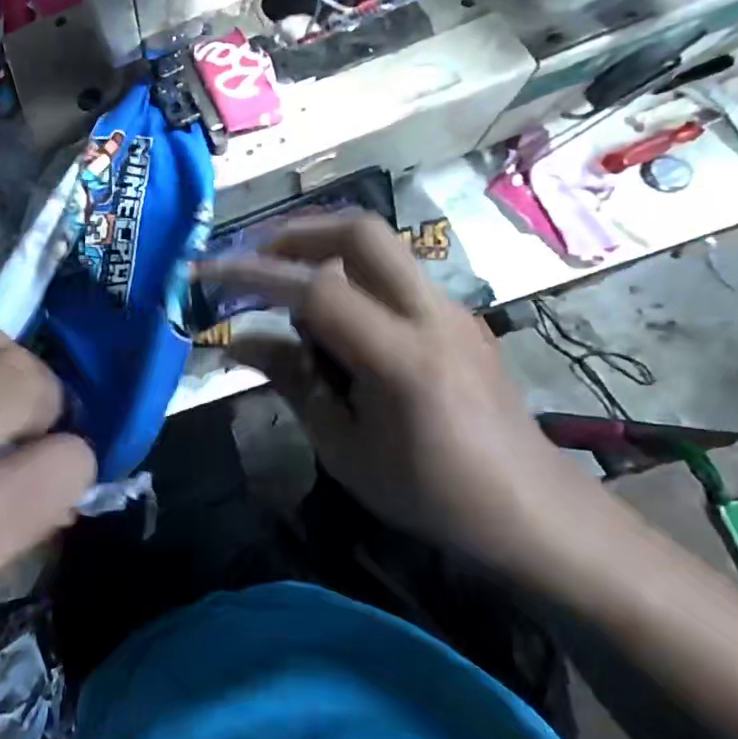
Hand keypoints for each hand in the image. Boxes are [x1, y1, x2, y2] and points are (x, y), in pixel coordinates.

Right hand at [200, 213, 596, 575]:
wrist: (530, 506)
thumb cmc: (432, 494)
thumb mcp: (346, 450)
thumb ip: (293, 382)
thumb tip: (238, 339)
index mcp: (402, 357)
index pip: (317, 288)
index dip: (255, 274)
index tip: (207, 272)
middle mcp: (431, 313)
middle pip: (360, 232)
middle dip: (296, 234)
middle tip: (253, 261)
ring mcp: (451, 307)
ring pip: (380, 245)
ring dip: (325, 249)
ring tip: (287, 291)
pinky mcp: (458, 314)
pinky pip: (395, 273)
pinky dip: (353, 275)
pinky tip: (337, 323)